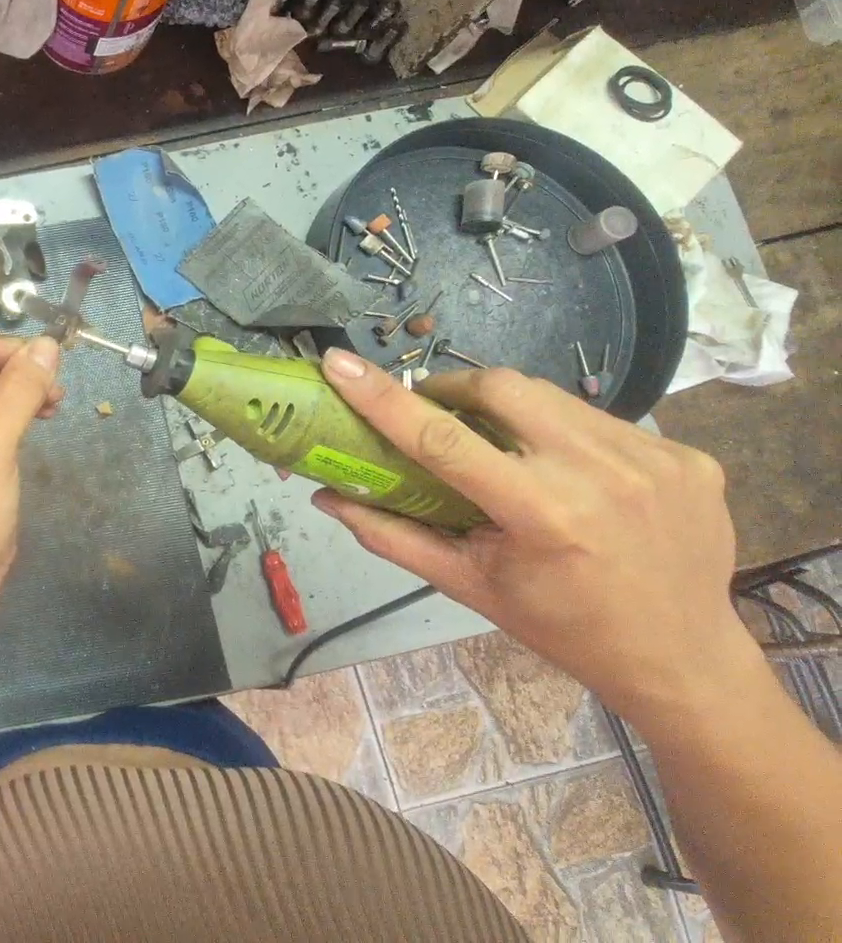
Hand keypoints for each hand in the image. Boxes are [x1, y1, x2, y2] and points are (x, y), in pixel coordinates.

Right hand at [311, 348, 744, 727]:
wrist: (682, 655)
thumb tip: (326, 497)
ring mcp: (656, 458)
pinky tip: (559, 467)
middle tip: (430, 409)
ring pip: (550, 395)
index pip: (443, 439)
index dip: (384, 398)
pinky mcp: (692, 451)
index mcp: (542, 515)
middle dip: (452, 388)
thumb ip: (390, 535)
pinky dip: (558, 429)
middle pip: (503, 388)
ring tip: (494, 439)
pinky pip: (598, 417)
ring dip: (505, 407)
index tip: (339, 363)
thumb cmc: (556, 624)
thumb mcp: (464, 584)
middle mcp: (603, 475)